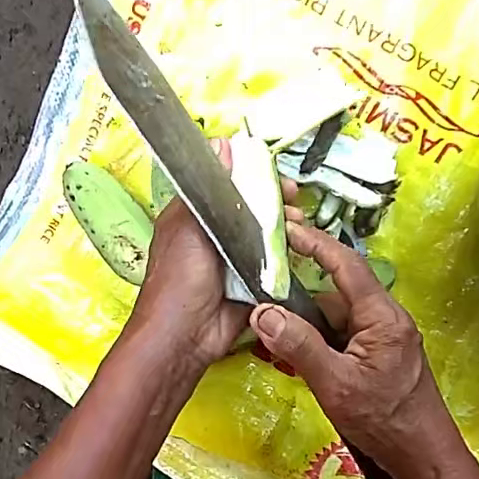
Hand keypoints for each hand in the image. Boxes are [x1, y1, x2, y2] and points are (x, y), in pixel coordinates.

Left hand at [125, 140, 301, 371]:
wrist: (184, 334)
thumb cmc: (179, 277)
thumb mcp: (189, 225)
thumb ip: (207, 188)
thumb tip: (221, 143)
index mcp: (192, 218)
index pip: (225, 188)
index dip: (250, 177)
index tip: (274, 174)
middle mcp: (213, 238)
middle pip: (250, 211)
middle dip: (274, 203)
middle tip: (293, 200)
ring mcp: (232, 263)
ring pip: (264, 238)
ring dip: (284, 229)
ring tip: (298, 223)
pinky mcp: (250, 286)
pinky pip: (272, 267)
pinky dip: (286, 258)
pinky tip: (300, 248)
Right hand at [247, 222, 469, 478]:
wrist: (422, 458)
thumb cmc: (385, 420)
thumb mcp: (335, 383)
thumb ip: (298, 345)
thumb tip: (262, 313)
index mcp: (382, 316)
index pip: (346, 265)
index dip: (315, 243)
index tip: (285, 229)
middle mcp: (383, 319)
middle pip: (332, 294)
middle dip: (296, 300)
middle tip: (261, 306)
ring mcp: (379, 339)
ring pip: (331, 319)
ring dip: (302, 328)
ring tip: (271, 343)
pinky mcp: (374, 357)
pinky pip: (337, 338)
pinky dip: (313, 345)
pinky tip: (293, 361)